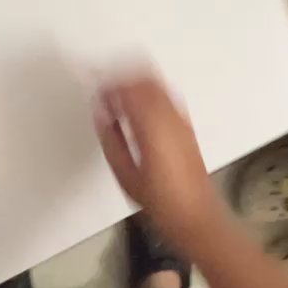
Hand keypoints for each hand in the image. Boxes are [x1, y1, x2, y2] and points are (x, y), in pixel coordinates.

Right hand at [96, 71, 229, 253]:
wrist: (196, 214)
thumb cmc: (163, 202)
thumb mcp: (125, 174)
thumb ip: (111, 139)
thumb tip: (102, 116)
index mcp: (151, 125)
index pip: (125, 87)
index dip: (105, 80)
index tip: (91, 80)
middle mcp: (170, 117)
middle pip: (143, 77)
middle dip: (119, 74)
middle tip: (101, 81)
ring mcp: (182, 120)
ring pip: (156, 83)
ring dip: (134, 80)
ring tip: (116, 89)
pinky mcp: (187, 126)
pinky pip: (166, 95)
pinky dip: (148, 90)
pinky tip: (137, 102)